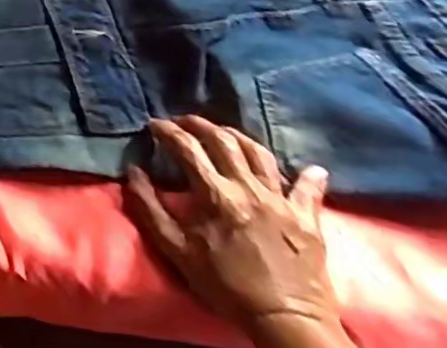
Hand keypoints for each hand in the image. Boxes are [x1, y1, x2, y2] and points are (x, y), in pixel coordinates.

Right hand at [125, 117, 343, 344]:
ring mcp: (282, 203)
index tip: (153, 125)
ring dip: (237, 137)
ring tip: (223, 134)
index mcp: (216, 195)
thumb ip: (148, 207)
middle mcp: (249, 189)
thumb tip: (132, 171)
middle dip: (198, 124)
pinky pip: (309, 191)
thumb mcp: (176, 249)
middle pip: (222, 141)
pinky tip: (313, 169)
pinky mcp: (308, 221)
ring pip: (259, 154)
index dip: (166, 130)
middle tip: (182, 122)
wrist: (288, 325)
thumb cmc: (226, 286)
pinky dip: (310, 177)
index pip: (186, 147)